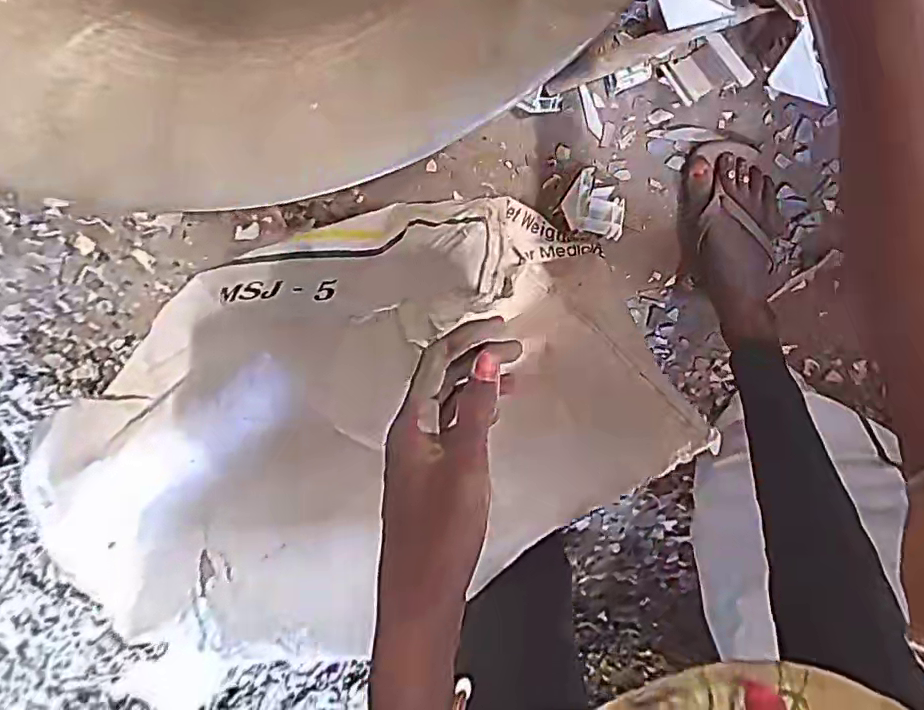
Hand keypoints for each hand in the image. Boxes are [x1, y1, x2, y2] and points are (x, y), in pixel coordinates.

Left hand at [371, 319, 521, 709]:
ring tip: (512, 372)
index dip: (467, 338)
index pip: (436, 360)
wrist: (421, 597)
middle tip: (514, 348)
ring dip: (476, 381)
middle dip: (475, 356)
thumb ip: (475, 408)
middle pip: (440, 376)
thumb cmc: (442, 532)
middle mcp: (409, 430)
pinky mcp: (429, 469)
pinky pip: (451, 423)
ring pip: (447, 399)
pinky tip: (495, 409)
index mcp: (410, 422)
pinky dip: (474, 408)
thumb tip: (486, 358)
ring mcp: (418, 451)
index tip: (500, 326)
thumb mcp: (466, 464)